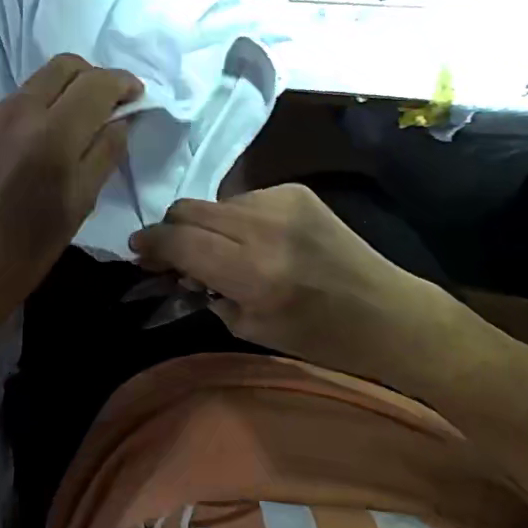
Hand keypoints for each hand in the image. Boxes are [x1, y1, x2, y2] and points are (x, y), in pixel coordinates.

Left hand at [0, 55, 141, 373]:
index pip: (96, 83)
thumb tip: (121, 118)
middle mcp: (20, 111)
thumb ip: (105, 151)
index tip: (137, 95)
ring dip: (68, 88)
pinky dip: (43, 104)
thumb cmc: (31, 247)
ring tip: (81, 120)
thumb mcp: (82, 202)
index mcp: (53, 134)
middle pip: (65, 65)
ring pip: (40, 79)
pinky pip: (19, 99)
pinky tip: (48, 136)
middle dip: (95, 76)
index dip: (123, 82)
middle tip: (110, 104)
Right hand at [129, 184, 481, 384]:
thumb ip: (206, 292)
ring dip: (205, 225)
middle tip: (169, 254)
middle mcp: (264, 227)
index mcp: (254, 272)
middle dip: (170, 230)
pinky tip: (253, 241)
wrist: (388, 311)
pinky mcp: (296, 190)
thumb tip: (175, 269)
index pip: (180, 241)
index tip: (139, 252)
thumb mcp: (252, 327)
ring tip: (219, 252)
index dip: (151, 244)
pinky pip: (244, 199)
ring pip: (214, 203)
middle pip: (188, 210)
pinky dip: (235, 219)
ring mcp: (282, 201)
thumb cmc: (320, 337)